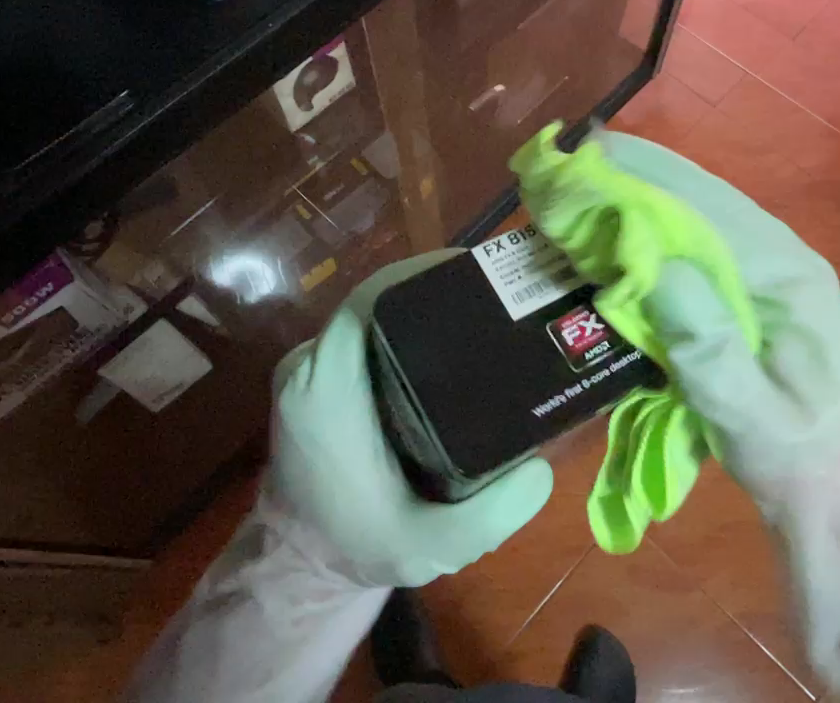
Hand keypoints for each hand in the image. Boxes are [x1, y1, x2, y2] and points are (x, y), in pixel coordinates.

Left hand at [264, 250, 554, 588]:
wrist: (300, 568)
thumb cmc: (358, 547)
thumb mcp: (429, 547)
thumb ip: (488, 517)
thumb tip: (540, 468)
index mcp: (325, 390)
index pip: (367, 303)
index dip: (417, 276)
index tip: (472, 271)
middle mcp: (308, 368)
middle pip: (373, 304)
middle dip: (431, 291)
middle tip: (493, 294)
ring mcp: (307, 372)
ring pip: (367, 319)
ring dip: (416, 310)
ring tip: (478, 314)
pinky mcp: (314, 382)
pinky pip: (359, 339)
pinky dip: (399, 332)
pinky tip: (445, 348)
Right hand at [592, 131, 839, 503]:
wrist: (827, 478)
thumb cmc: (793, 453)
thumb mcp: (753, 417)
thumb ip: (711, 348)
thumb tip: (658, 267)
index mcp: (787, 275)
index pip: (708, 212)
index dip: (645, 186)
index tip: (587, 167)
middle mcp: (775, 253)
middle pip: (698, 197)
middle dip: (633, 177)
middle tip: (566, 164)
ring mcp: (760, 265)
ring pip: (693, 209)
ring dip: (637, 191)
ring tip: (579, 177)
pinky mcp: (740, 283)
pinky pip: (690, 236)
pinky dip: (646, 221)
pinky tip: (610, 217)